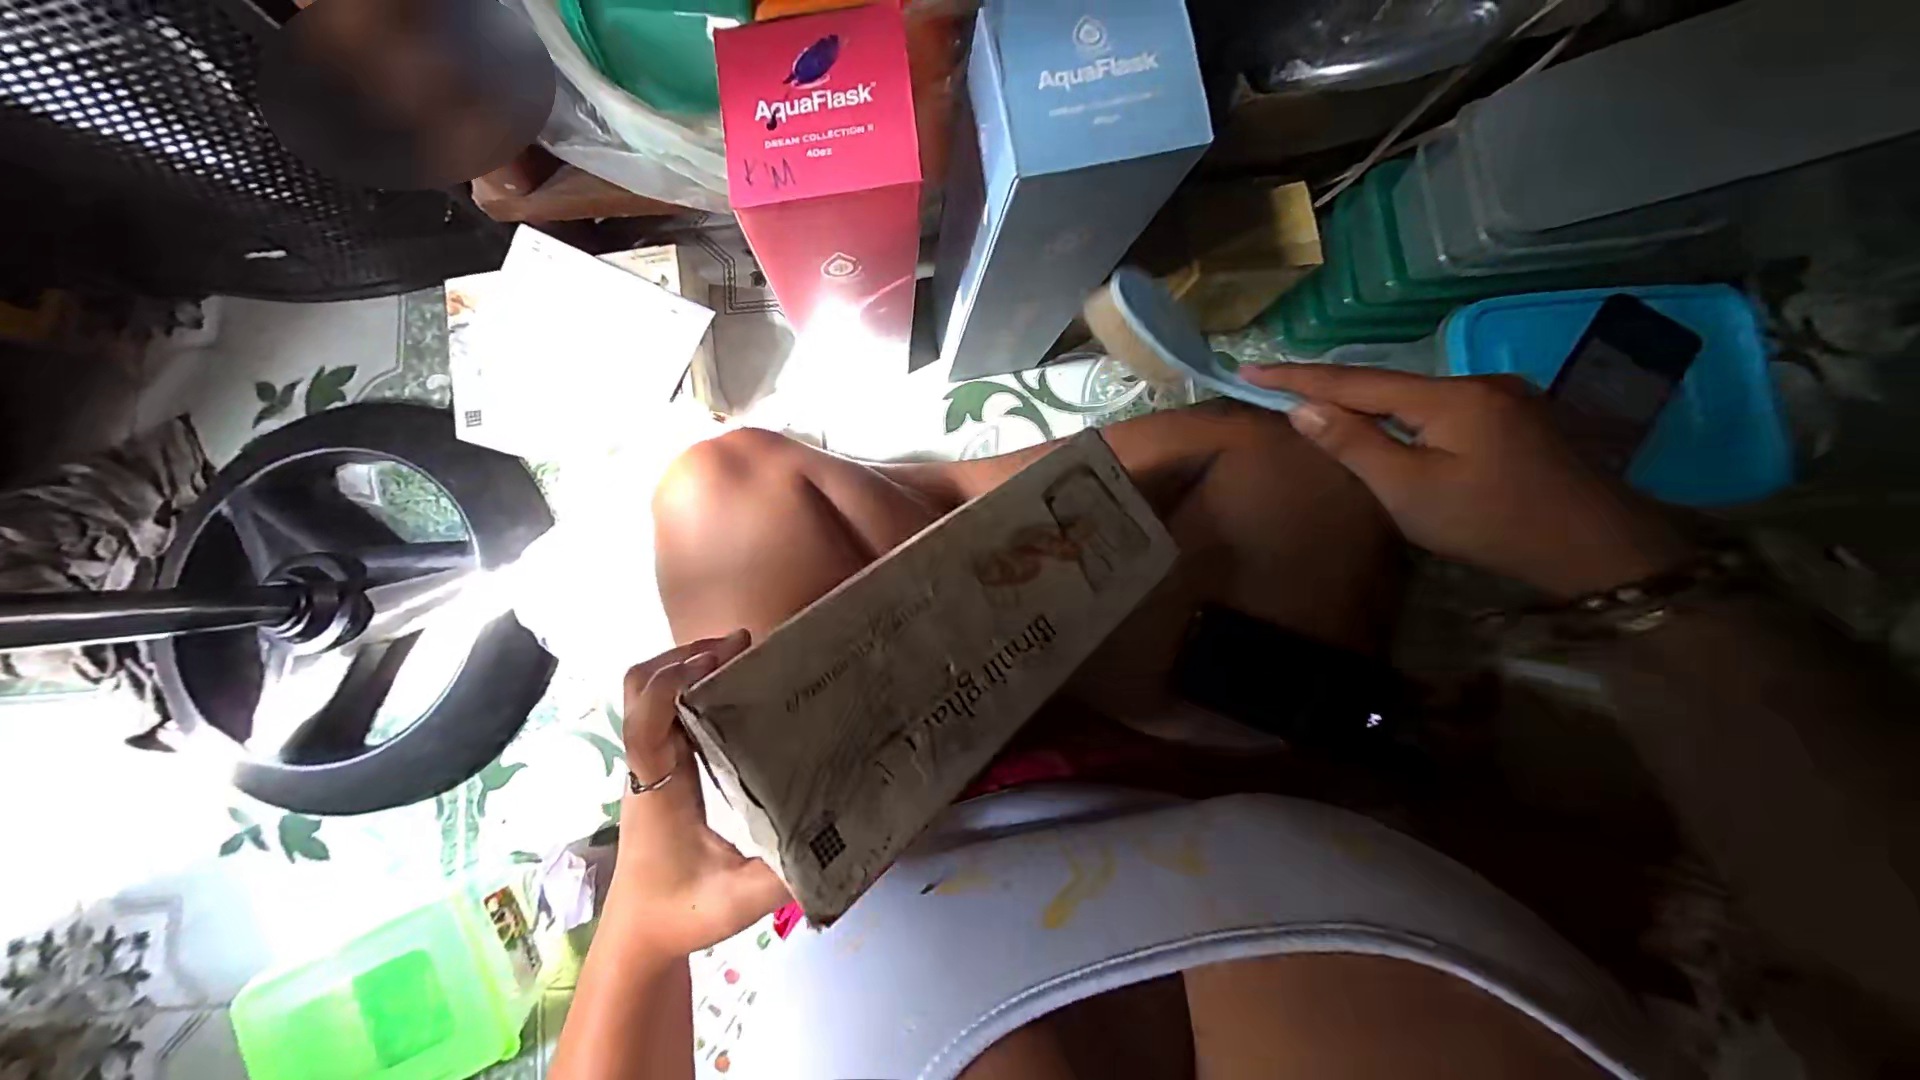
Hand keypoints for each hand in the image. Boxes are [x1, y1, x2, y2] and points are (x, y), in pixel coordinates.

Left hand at [610, 630, 789, 956]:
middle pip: (639, 687)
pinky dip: (691, 681)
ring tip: (740, 655)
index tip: (720, 658)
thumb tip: (837, 843)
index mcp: (659, 789)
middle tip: (739, 647)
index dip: (673, 682)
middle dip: (683, 655)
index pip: (645, 723)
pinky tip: (733, 686)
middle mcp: (649, 764)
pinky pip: (665, 705)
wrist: (640, 934)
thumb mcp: (737, 901)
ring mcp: (652, 761)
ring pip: (647, 691)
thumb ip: (783, 878)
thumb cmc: (682, 913)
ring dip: (686, 662)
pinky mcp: (662, 763)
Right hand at [1244, 364, 1695, 596]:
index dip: (1296, 376)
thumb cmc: (1489, 522)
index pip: (1354, 381)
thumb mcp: (1408, 490)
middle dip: (1326, 384)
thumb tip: (1303, 408)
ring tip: (1318, 404)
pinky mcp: (1514, 417)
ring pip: (1412, 394)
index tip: (1248, 368)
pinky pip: (1437, 406)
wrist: (1597, 548)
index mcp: (1448, 397)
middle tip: (1273, 383)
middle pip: (1384, 381)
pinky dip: (1398, 412)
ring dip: (1362, 399)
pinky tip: (1384, 424)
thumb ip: (1354, 444)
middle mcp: (1476, 383)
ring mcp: (1502, 397)